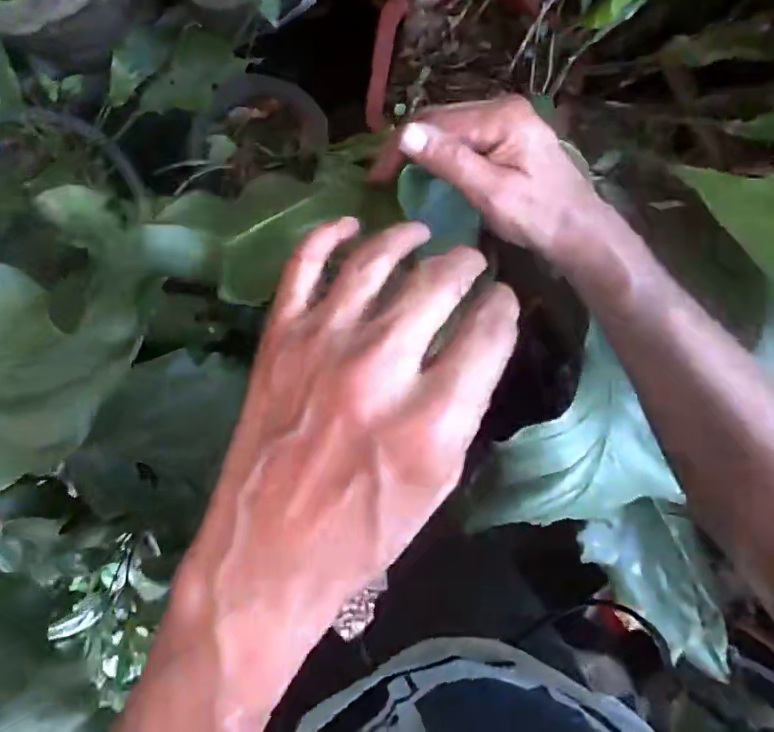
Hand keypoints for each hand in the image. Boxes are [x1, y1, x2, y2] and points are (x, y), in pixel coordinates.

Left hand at [139, 219, 518, 729]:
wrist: (270, 547)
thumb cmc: (364, 530)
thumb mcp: (439, 483)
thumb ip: (464, 406)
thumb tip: (480, 341)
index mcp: (429, 419)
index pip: (486, 333)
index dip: (504, 307)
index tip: (504, 298)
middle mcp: (377, 368)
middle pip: (437, 285)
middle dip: (465, 266)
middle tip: (470, 262)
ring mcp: (321, 343)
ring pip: (374, 261)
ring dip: (405, 238)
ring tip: (421, 233)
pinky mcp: (279, 335)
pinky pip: (303, 265)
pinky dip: (327, 236)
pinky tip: (351, 226)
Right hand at [369, 95, 614, 266]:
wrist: (584, 234)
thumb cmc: (541, 218)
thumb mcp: (492, 192)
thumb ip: (450, 160)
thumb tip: (405, 132)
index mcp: (502, 116)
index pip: (435, 123)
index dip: (400, 148)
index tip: (376, 179)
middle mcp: (503, 106)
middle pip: (439, 118)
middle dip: (407, 145)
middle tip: (381, 178)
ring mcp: (506, 118)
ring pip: (447, 125)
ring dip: (421, 147)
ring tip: (397, 174)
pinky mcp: (507, 132)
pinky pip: (462, 135)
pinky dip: (439, 150)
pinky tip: (427, 168)